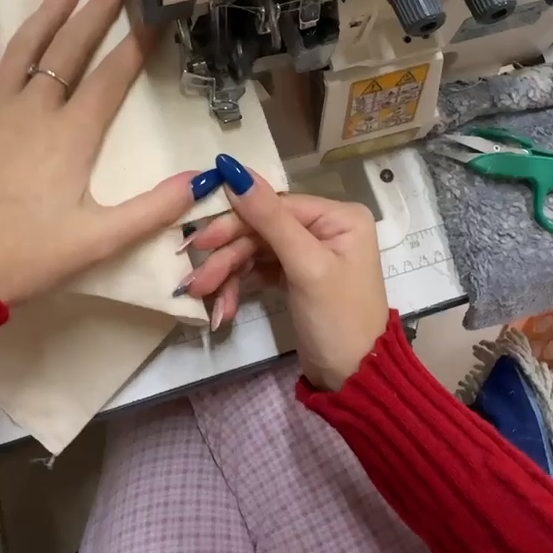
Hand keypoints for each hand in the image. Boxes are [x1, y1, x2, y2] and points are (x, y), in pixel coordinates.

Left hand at [0, 0, 196, 303]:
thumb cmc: (24, 256)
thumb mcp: (98, 241)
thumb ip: (154, 209)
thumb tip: (205, 178)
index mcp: (72, 135)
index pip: (113, 76)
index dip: (139, 42)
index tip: (158, 10)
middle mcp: (34, 110)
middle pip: (71, 48)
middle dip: (98, 8)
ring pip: (25, 48)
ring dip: (49, 10)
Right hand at [179, 159, 389, 390]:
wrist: (356, 382)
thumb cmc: (339, 319)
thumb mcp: (306, 266)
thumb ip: (270, 218)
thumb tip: (235, 170)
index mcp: (338, 216)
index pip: (275, 206)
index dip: (235, 220)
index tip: (199, 240)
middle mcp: (325, 227)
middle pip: (262, 228)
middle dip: (228, 255)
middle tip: (196, 279)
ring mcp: (308, 253)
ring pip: (255, 251)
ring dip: (228, 274)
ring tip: (203, 297)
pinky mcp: (295, 277)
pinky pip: (259, 270)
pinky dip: (240, 286)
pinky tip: (224, 307)